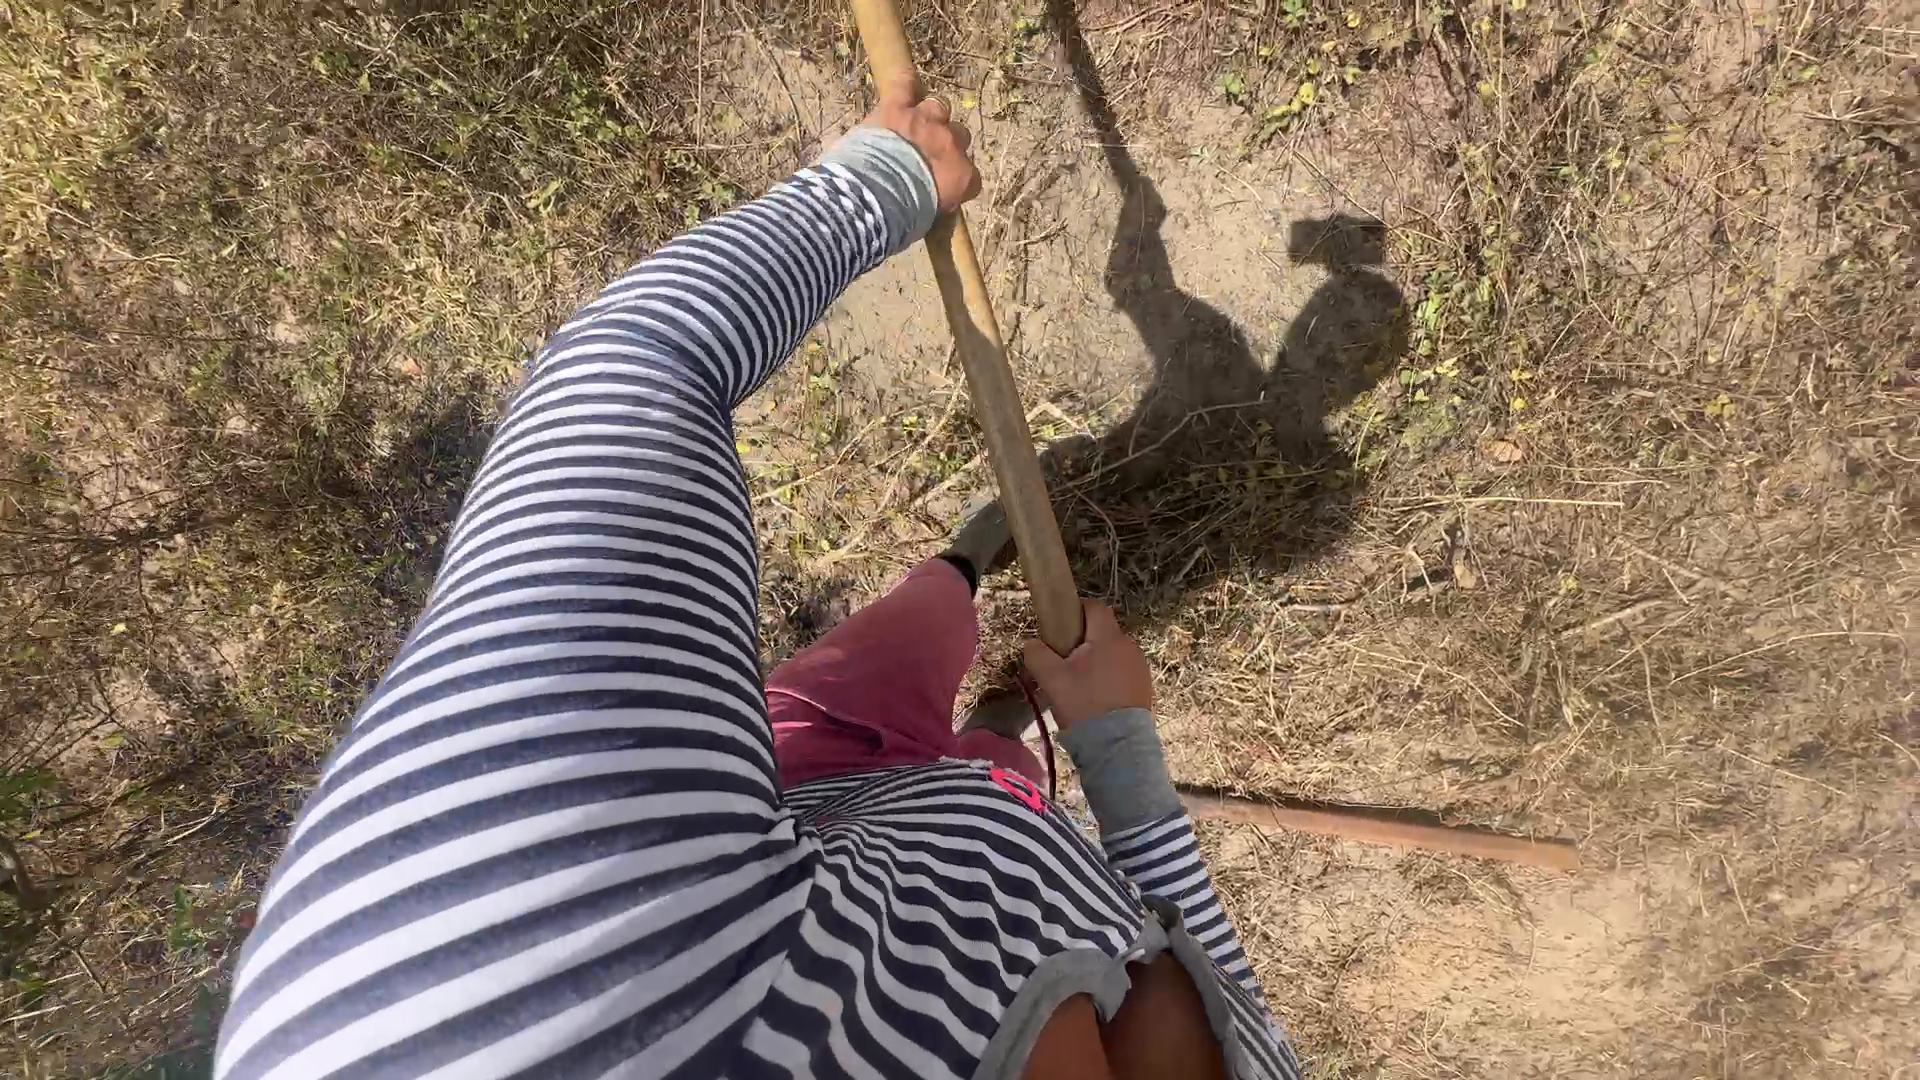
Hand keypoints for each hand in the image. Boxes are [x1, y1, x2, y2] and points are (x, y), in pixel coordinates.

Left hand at [859, 72, 980, 213]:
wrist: (876, 197)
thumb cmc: (902, 219)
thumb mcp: (928, 222)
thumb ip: (935, 207)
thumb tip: (930, 208)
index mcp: (963, 178)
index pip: (972, 177)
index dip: (958, 181)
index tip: (944, 189)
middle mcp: (951, 145)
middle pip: (959, 135)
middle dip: (945, 145)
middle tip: (926, 157)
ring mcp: (925, 121)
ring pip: (939, 106)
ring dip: (929, 116)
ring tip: (914, 126)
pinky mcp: (897, 107)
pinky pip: (906, 83)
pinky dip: (905, 84)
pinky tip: (903, 88)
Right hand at [1021, 601, 1153, 729]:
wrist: (1117, 747)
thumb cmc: (1084, 705)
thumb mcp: (1052, 679)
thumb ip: (1037, 655)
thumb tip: (1032, 644)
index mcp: (1108, 638)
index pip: (1094, 608)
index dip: (1076, 610)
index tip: (1059, 626)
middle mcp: (1129, 647)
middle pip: (1102, 632)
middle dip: (1082, 641)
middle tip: (1063, 662)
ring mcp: (1140, 668)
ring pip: (1112, 653)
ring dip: (1096, 661)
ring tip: (1079, 685)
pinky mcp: (1145, 688)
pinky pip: (1122, 672)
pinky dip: (1108, 678)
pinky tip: (1095, 699)